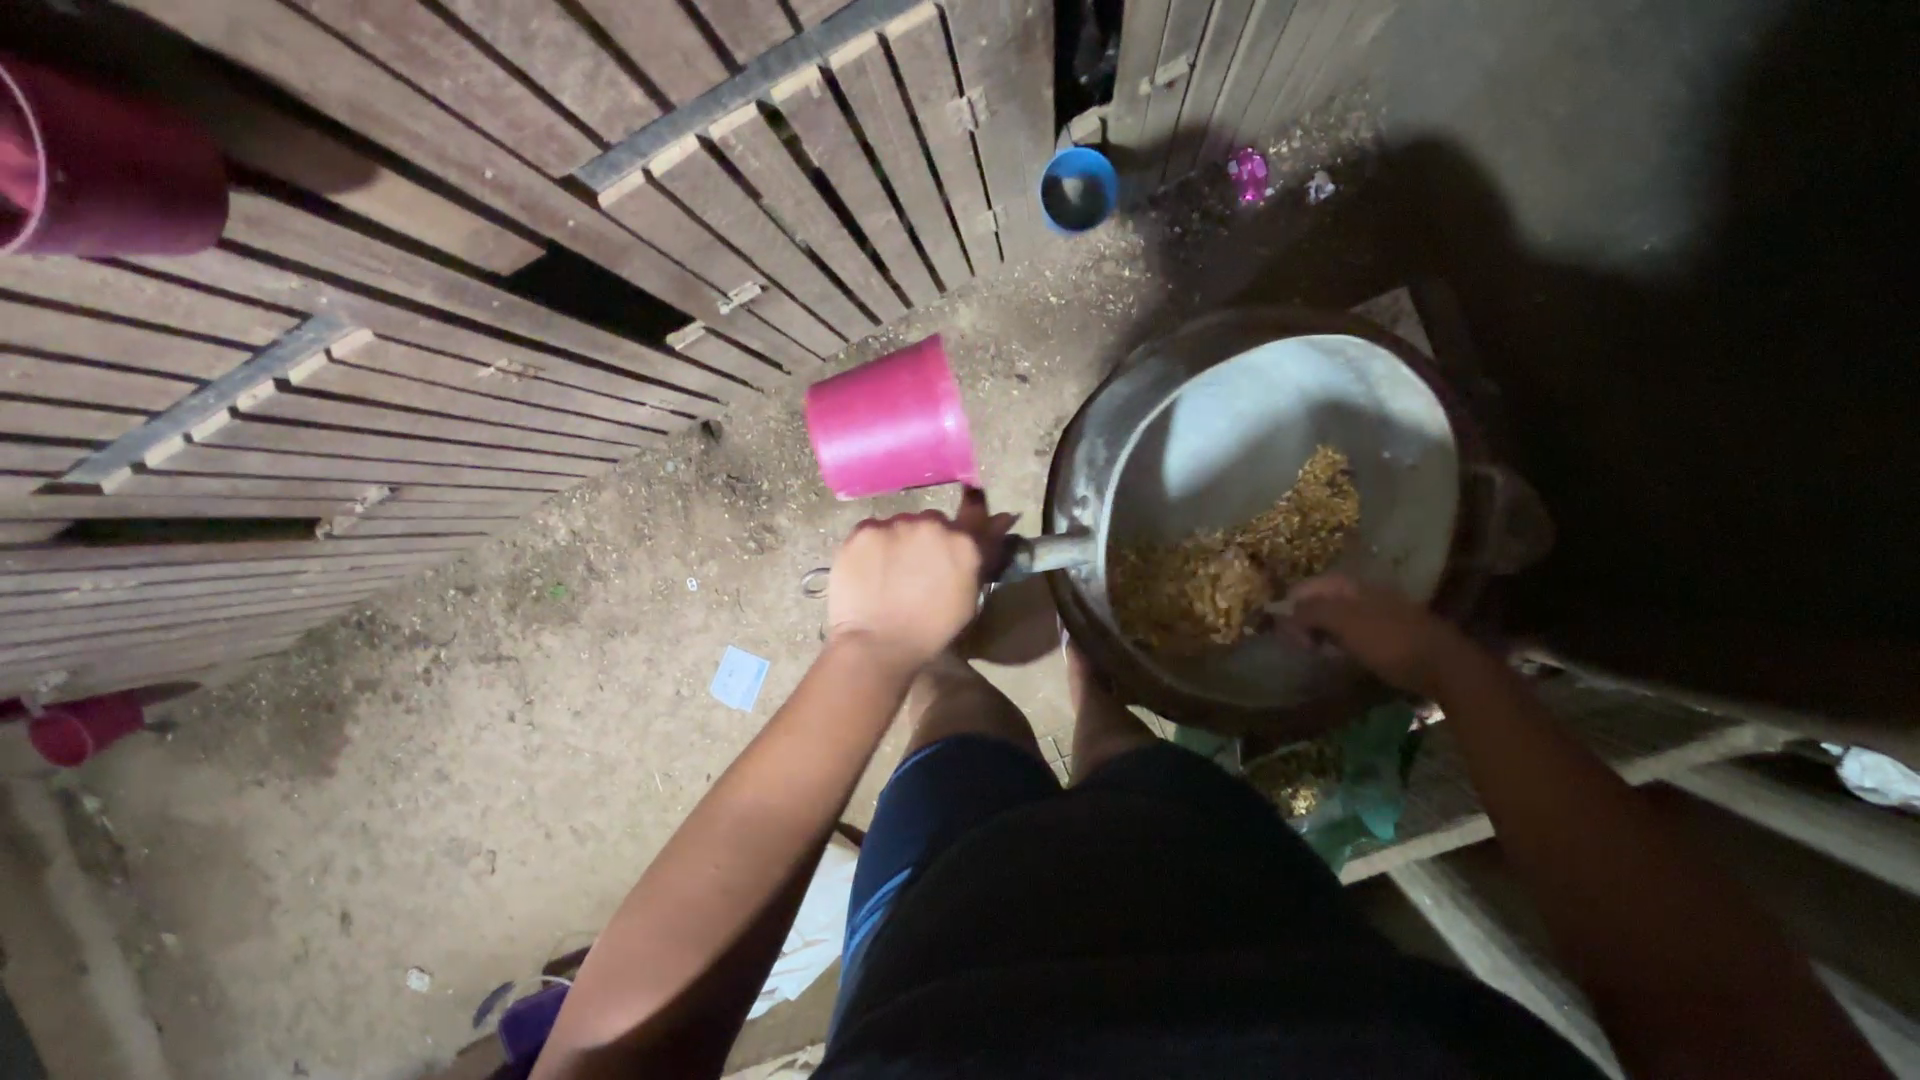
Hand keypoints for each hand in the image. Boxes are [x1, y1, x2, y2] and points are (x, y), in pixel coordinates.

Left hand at [826, 489, 1015, 670]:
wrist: (878, 644)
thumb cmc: (930, 631)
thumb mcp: (968, 598)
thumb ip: (980, 558)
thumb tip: (1000, 519)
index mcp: (964, 543)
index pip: (974, 511)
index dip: (969, 515)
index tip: (960, 520)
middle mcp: (933, 525)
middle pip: (933, 521)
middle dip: (928, 538)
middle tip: (917, 568)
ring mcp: (896, 525)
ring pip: (901, 524)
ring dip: (899, 540)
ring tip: (888, 572)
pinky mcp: (864, 530)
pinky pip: (872, 530)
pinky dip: (872, 546)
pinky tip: (868, 570)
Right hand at [1285, 574, 1470, 698]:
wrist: (1443, 664)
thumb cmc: (1390, 641)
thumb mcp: (1345, 622)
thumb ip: (1311, 612)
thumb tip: (1285, 612)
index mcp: (1348, 585)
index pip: (1303, 588)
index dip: (1290, 610)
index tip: (1290, 637)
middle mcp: (1358, 592)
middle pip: (1316, 601)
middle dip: (1303, 623)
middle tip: (1305, 648)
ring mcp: (1373, 611)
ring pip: (1332, 617)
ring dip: (1320, 634)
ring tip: (1321, 654)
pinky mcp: (1383, 632)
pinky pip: (1349, 631)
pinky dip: (1338, 642)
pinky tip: (1342, 657)